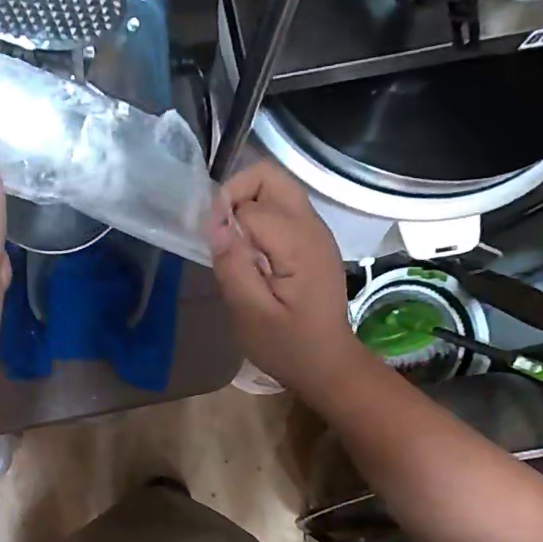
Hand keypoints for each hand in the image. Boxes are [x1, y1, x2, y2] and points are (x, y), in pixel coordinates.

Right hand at [209, 162, 369, 393]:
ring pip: (277, 189)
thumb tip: (216, 225)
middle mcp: (312, 226)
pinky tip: (252, 254)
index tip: (214, 250)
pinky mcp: (314, 242)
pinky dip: (261, 218)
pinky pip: (284, 209)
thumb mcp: (251, 314)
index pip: (251, 204)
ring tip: (234, 244)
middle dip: (236, 193)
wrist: (328, 364)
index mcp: (299, 243)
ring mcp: (316, 232)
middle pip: (270, 176)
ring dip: (248, 205)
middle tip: (221, 233)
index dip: (224, 219)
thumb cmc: (288, 346)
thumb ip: (233, 266)